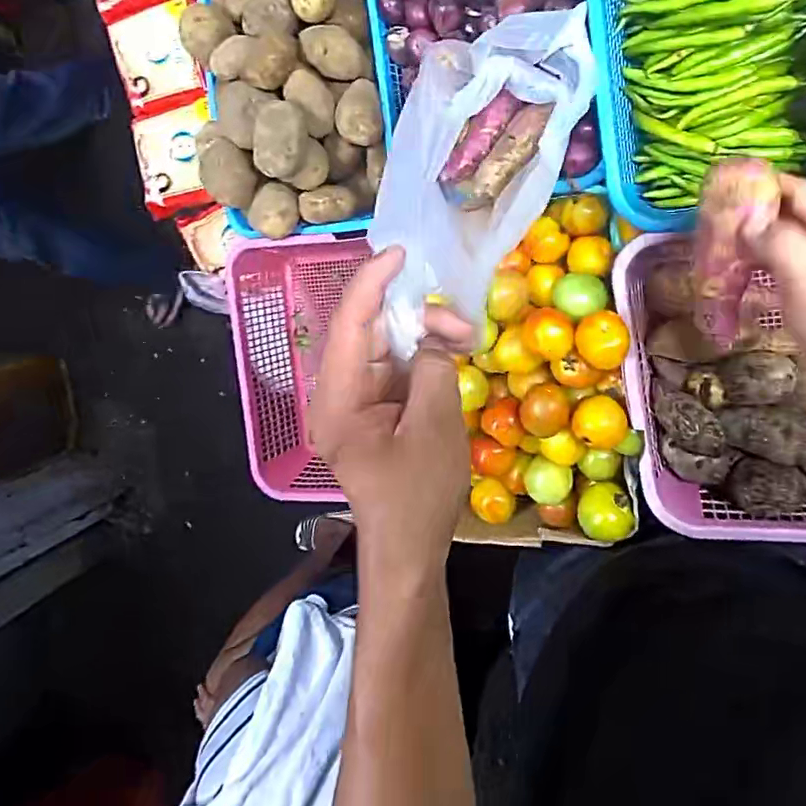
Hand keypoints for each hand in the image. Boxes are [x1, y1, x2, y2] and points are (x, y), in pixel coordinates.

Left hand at [308, 246, 474, 573]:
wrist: (408, 552)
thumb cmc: (418, 496)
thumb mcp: (435, 426)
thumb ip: (435, 368)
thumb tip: (436, 336)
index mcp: (338, 399)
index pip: (350, 324)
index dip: (372, 282)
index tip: (402, 254)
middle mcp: (337, 393)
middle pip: (371, 331)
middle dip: (417, 317)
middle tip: (464, 325)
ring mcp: (354, 401)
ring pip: (387, 345)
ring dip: (425, 336)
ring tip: (468, 341)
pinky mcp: (372, 408)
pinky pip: (395, 366)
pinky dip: (423, 355)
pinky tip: (451, 353)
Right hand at [738, 174, 805, 386]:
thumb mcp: (799, 275)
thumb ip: (776, 240)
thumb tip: (748, 222)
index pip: (797, 189)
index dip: (766, 182)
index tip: (731, 186)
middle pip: (792, 206)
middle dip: (758, 204)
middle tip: (722, 211)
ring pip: (788, 228)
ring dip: (759, 227)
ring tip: (727, 233)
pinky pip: (787, 248)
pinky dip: (764, 247)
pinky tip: (746, 258)